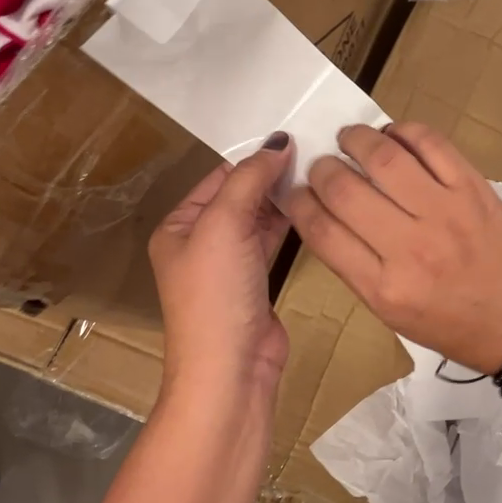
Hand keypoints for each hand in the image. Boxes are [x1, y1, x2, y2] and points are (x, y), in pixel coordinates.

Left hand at [149, 134, 292, 385]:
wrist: (230, 368)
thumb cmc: (216, 293)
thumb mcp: (225, 224)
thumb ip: (250, 178)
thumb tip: (278, 141)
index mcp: (179, 226)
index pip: (219, 177)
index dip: (253, 157)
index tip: (295, 134)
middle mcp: (201, 241)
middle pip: (240, 195)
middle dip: (272, 174)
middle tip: (316, 148)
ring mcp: (230, 263)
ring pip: (260, 217)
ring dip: (284, 197)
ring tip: (322, 169)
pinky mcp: (257, 281)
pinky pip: (274, 240)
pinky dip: (291, 222)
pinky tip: (316, 204)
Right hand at [285, 123, 501, 372]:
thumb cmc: (451, 322)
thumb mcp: (391, 312)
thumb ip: (355, 263)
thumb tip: (324, 212)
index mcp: (384, 288)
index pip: (322, 232)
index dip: (298, 203)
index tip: (294, 191)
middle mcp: (411, 248)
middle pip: (345, 190)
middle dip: (322, 169)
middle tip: (322, 165)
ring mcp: (445, 212)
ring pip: (384, 157)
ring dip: (356, 138)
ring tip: (349, 138)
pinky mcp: (473, 187)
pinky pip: (431, 143)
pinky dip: (404, 131)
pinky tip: (392, 135)